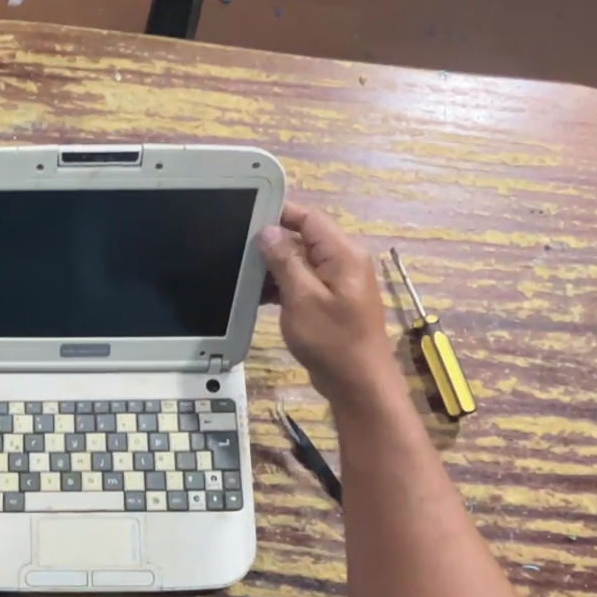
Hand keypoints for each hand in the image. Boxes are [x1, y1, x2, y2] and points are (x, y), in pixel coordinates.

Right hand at [258, 205, 399, 407]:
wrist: (356, 382)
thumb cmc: (331, 340)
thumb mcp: (302, 297)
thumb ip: (285, 261)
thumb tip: (268, 232)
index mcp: (343, 255)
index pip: (309, 219)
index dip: (279, 214)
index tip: (248, 218)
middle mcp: (344, 263)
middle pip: (304, 239)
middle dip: (272, 245)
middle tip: (239, 252)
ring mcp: (338, 284)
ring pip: (300, 263)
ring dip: (274, 269)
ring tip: (245, 277)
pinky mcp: (330, 302)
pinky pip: (303, 283)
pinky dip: (282, 286)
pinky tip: (259, 297)